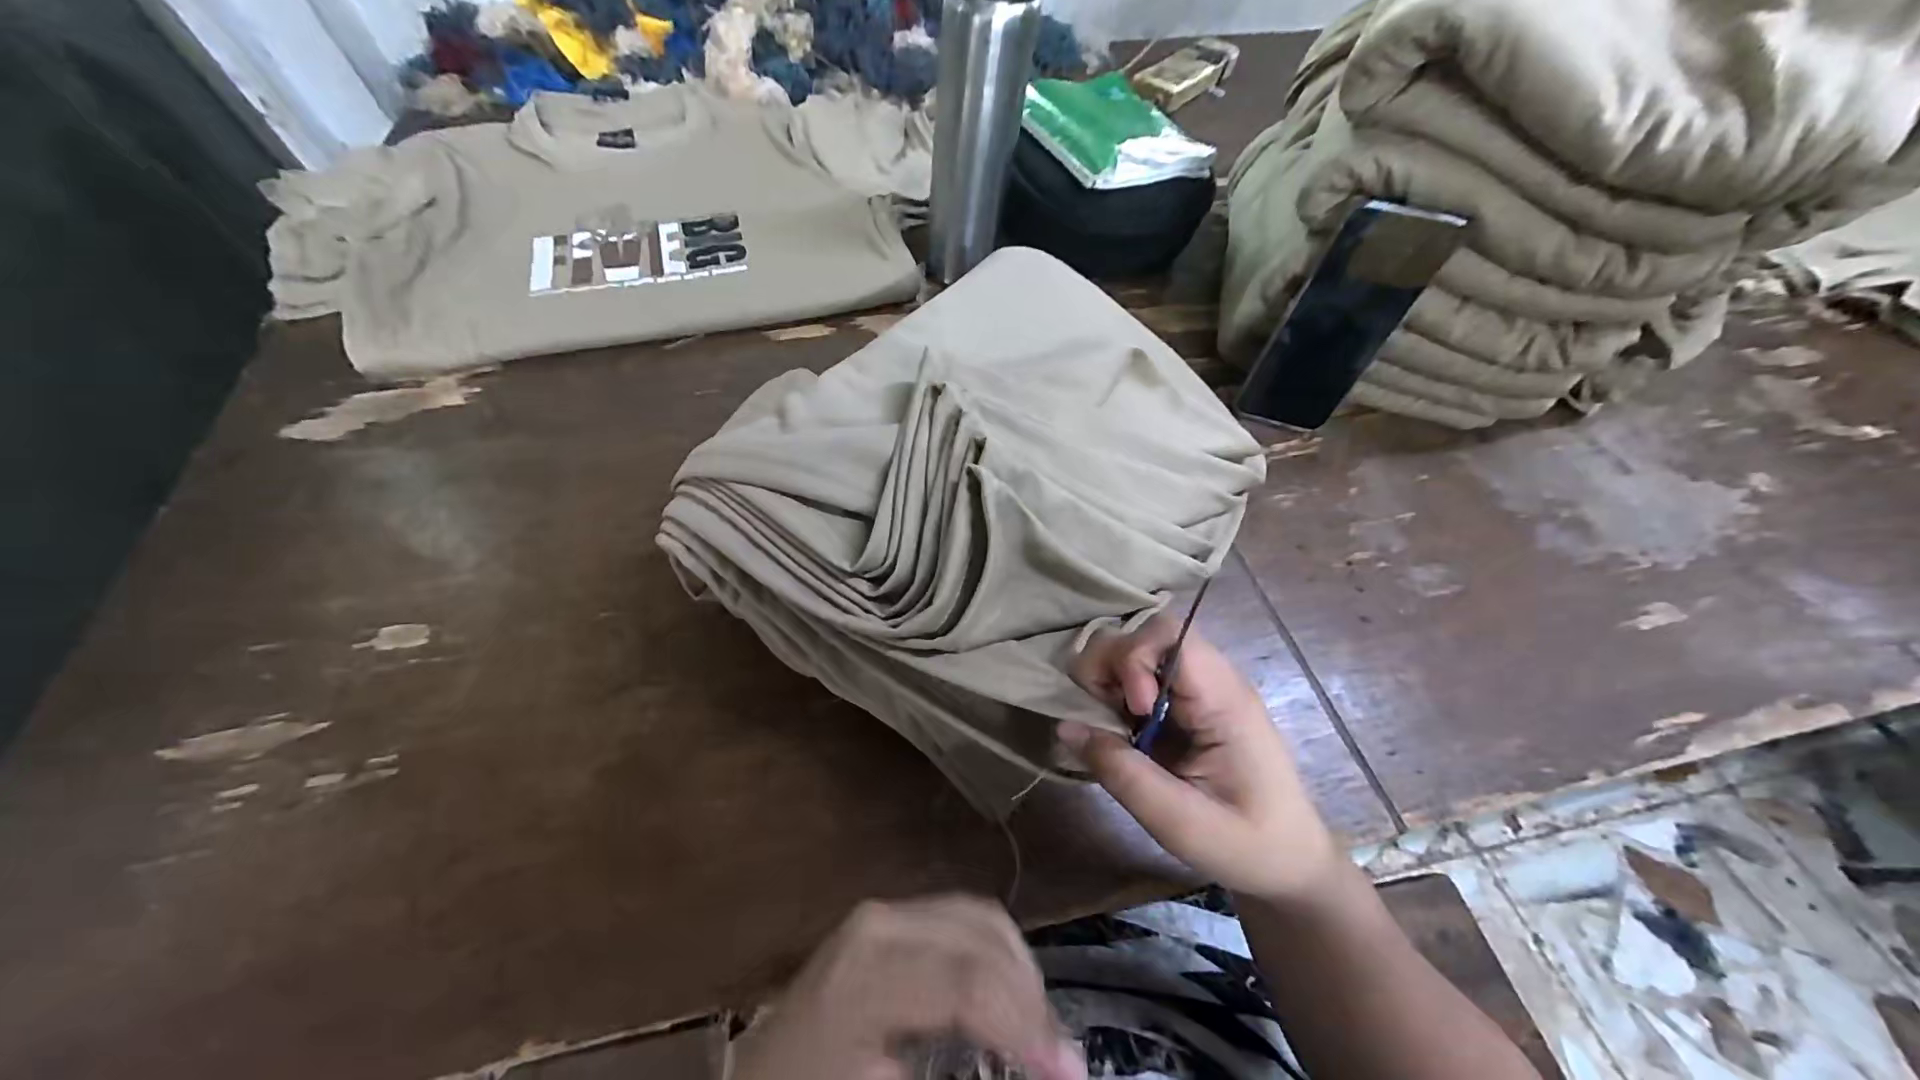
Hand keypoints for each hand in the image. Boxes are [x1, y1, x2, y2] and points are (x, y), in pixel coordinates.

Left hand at [731, 895, 1085, 1079]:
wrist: (760, 1072)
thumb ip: (964, 1069)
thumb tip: (1039, 1066)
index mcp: (867, 974)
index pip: (969, 981)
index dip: (1028, 1025)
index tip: (1068, 1072)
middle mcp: (880, 924)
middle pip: (983, 938)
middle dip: (1031, 999)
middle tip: (1059, 1059)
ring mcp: (883, 913)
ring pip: (980, 918)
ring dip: (1020, 970)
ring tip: (1038, 1029)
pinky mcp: (889, 917)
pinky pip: (962, 917)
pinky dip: (997, 952)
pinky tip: (1007, 993)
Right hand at [1060, 615, 1343, 904]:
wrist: (1288, 861)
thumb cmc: (1245, 845)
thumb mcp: (1179, 821)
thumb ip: (1121, 772)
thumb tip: (1065, 726)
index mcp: (1223, 699)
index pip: (1168, 633)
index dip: (1134, 658)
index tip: (1133, 711)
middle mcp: (1210, 680)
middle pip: (1145, 634)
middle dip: (1109, 667)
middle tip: (1107, 719)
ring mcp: (1198, 690)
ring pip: (1136, 651)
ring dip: (1108, 681)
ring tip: (1112, 729)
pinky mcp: (1185, 705)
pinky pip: (1139, 678)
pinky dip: (1116, 697)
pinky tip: (1122, 734)